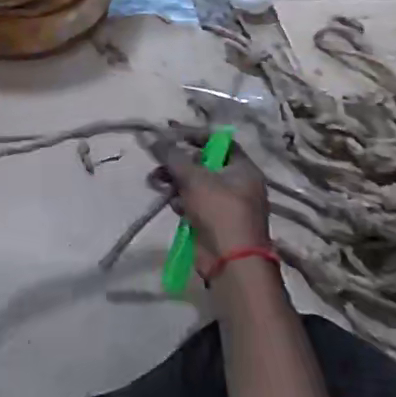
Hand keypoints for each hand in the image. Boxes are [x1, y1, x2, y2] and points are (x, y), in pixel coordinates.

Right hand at [153, 130, 271, 272]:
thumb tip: (152, 137)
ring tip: (156, 183)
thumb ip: (172, 156)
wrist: (230, 261)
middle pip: (204, 163)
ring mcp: (226, 204)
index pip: (218, 141)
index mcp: (243, 169)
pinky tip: (171, 204)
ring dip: (175, 182)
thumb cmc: (219, 211)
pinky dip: (181, 200)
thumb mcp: (194, 178)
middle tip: (158, 163)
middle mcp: (238, 184)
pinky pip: (194, 202)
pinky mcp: (213, 221)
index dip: (194, 135)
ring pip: (195, 184)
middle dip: (178, 163)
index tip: (170, 135)